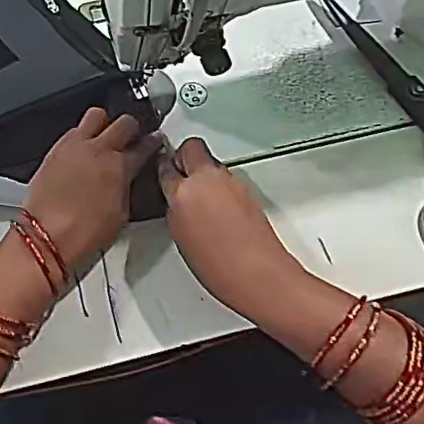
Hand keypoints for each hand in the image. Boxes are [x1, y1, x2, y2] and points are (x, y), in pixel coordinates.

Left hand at [24, 108, 159, 271]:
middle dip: (132, 127)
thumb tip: (126, 180)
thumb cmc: (82, 230)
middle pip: (124, 122)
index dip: (153, 142)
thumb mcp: (121, 214)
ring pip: (96, 115)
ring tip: (105, 133)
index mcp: (120, 167)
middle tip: (132, 135)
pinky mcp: (56, 148)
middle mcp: (99, 150)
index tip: (154, 141)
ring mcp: (76, 146)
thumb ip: (126, 188)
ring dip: (104, 122)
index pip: (145, 146)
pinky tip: (82, 147)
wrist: (47, 233)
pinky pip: (73, 130)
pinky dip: (81, 134)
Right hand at [158, 138, 308, 320]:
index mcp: (183, 192)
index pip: (166, 166)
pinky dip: (219, 189)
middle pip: (191, 148)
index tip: (163, 172)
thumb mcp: (180, 237)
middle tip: (179, 172)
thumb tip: (175, 201)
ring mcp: (231, 183)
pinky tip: (218, 212)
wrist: (260, 276)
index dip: (163, 169)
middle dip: (183, 156)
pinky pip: (226, 180)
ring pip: (210, 163)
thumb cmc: (223, 266)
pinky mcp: (247, 191)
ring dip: (203, 174)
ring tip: (201, 201)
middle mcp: (208, 180)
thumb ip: (174, 209)